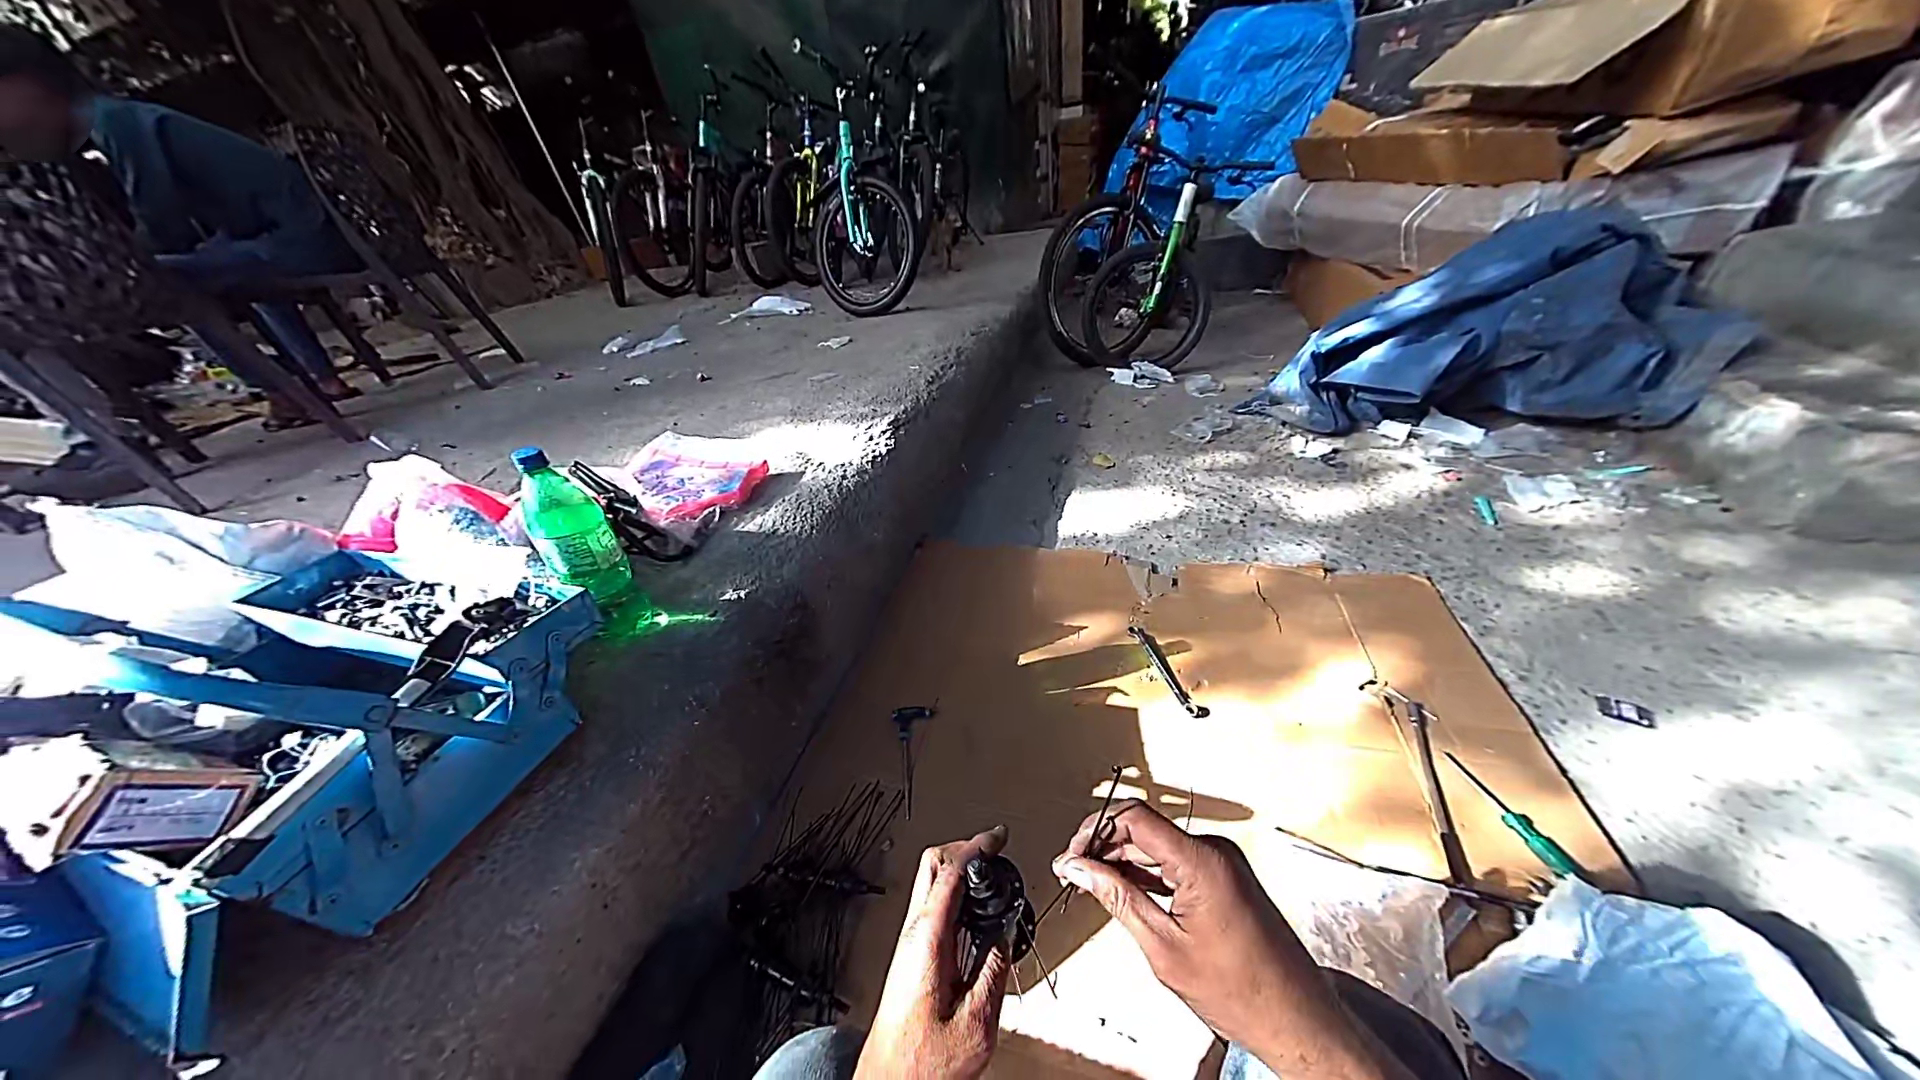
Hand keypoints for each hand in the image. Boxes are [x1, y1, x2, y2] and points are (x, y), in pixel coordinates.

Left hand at [855, 826, 1011, 1079]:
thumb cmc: (921, 1065)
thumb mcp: (976, 1024)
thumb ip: (994, 972)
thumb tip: (1004, 934)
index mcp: (927, 940)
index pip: (950, 871)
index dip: (976, 846)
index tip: (996, 836)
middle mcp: (914, 934)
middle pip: (933, 864)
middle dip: (964, 847)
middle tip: (992, 847)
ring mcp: (910, 942)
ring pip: (931, 881)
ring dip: (960, 868)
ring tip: (988, 872)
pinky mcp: (912, 954)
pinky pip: (933, 906)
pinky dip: (956, 892)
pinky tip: (974, 906)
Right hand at [1051, 801, 1411, 1079]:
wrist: (1297, 1020)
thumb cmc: (1244, 993)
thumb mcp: (1164, 947)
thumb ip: (1117, 897)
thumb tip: (1080, 869)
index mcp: (1202, 862)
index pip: (1134, 817)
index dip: (1094, 830)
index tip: (1072, 853)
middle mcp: (1214, 851)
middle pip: (1142, 826)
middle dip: (1102, 844)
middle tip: (1074, 869)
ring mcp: (1220, 860)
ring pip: (1155, 841)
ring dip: (1120, 856)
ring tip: (1093, 880)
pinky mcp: (1222, 873)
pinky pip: (1172, 857)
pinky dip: (1144, 868)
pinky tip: (1123, 885)